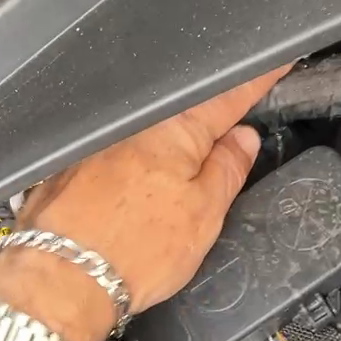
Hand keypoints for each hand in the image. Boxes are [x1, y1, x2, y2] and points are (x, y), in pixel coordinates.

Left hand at [0, 66, 290, 340]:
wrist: (65, 278)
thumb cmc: (133, 251)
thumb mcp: (203, 216)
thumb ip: (227, 170)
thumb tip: (244, 140)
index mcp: (176, 129)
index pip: (228, 96)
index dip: (256, 79)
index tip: (275, 62)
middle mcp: (134, 125)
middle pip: (184, 114)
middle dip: (209, 122)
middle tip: (228, 144)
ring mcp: (98, 143)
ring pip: (148, 136)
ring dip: (167, 153)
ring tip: (174, 192)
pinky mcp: (70, 167)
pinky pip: (115, 156)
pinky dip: (132, 170)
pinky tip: (133, 200)